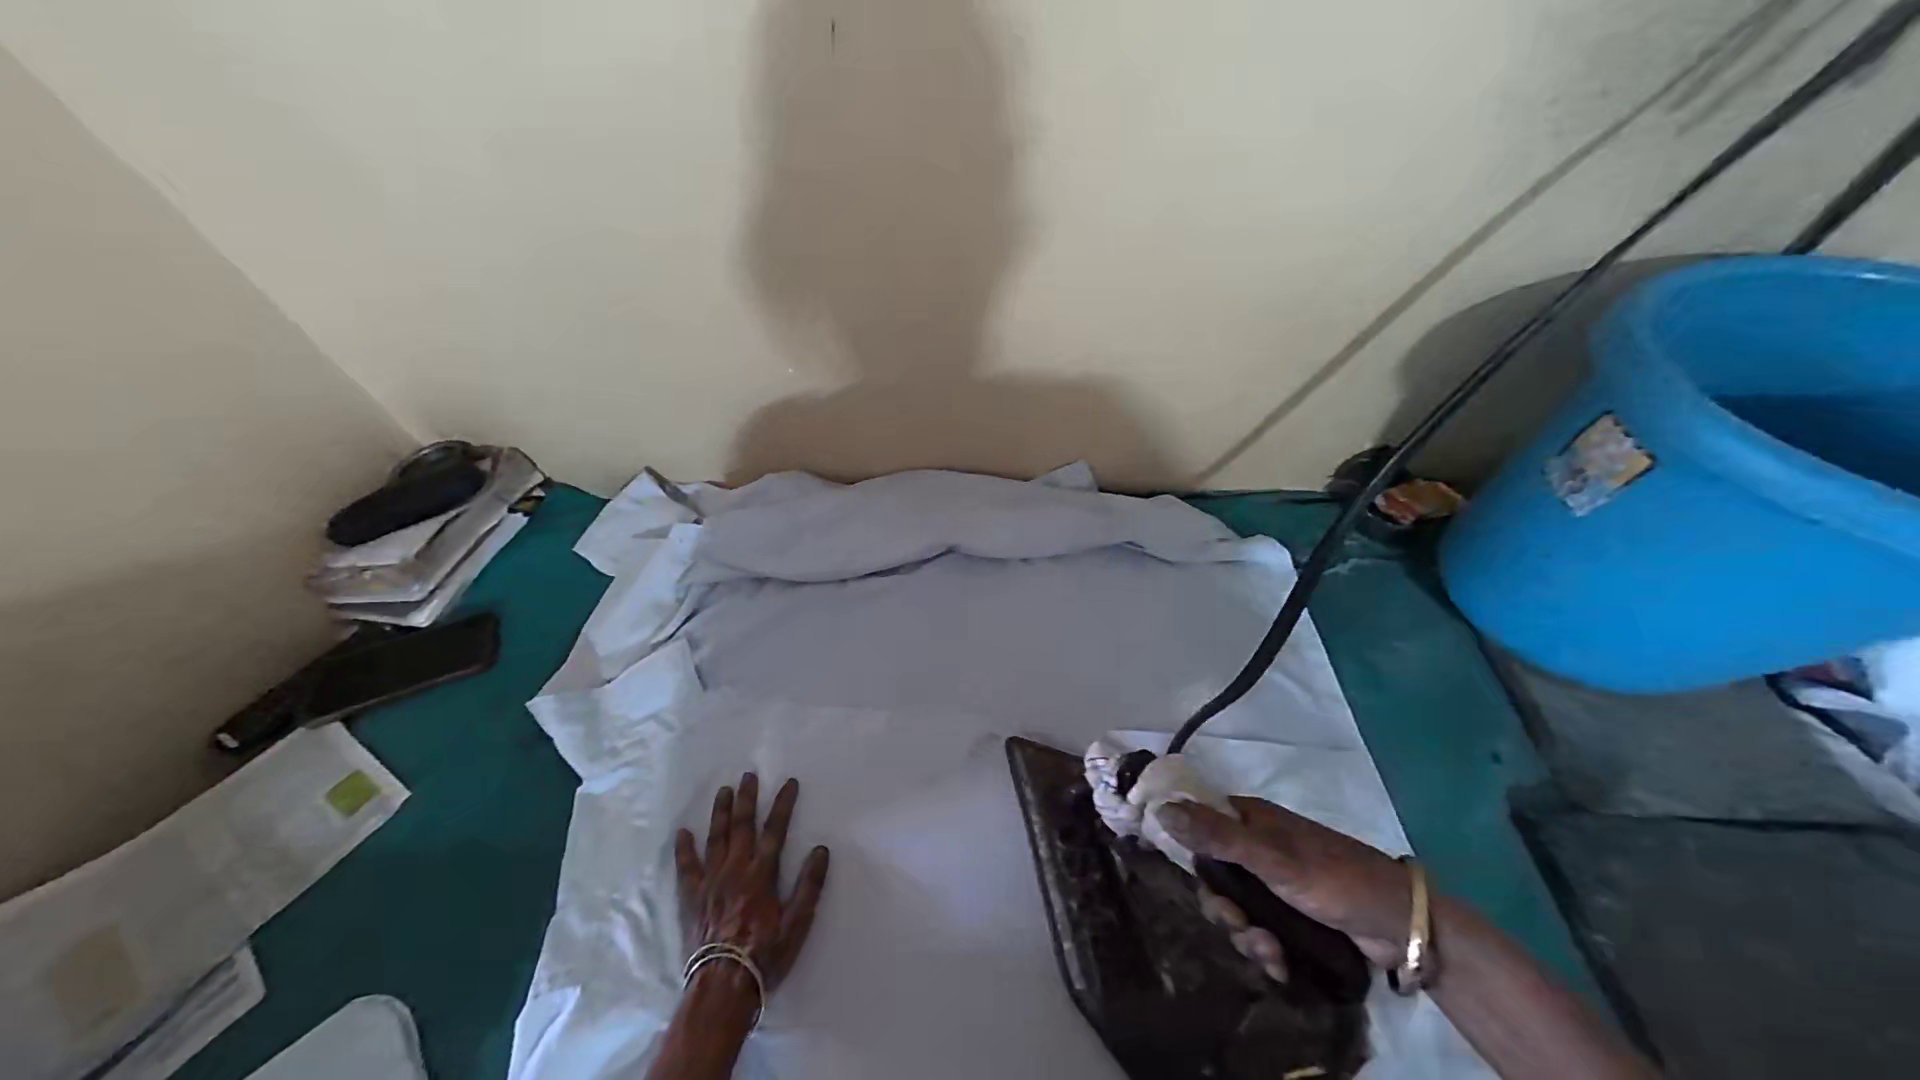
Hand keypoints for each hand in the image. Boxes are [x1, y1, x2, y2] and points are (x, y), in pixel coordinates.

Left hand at [675, 773, 831, 990]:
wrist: (722, 986)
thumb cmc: (765, 955)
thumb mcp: (797, 923)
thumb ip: (809, 885)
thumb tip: (820, 850)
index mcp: (762, 874)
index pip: (775, 830)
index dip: (783, 804)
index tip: (789, 782)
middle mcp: (735, 870)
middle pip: (742, 826)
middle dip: (748, 798)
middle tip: (749, 775)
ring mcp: (711, 882)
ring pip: (716, 838)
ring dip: (720, 812)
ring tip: (724, 790)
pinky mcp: (692, 898)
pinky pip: (686, 867)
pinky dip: (684, 848)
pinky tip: (683, 832)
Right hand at [1158, 796, 1411, 968]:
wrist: (1401, 926)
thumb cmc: (1333, 879)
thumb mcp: (1271, 857)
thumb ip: (1216, 836)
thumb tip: (1161, 810)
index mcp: (1249, 820)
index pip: (1198, 827)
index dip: (1190, 854)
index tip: (1194, 883)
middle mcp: (1256, 847)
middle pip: (1214, 877)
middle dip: (1223, 910)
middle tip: (1239, 927)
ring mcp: (1274, 882)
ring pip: (1236, 909)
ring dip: (1246, 936)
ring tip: (1272, 955)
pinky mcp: (1290, 916)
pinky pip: (1259, 930)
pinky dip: (1265, 950)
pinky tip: (1280, 966)